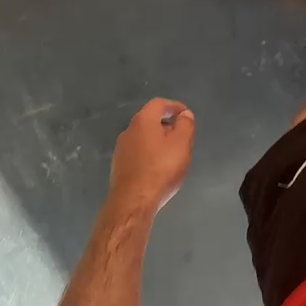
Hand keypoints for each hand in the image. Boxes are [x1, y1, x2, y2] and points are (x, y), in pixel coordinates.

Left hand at [108, 99, 195, 214]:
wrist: (133, 202)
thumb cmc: (160, 169)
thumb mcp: (182, 144)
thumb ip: (185, 125)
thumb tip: (184, 114)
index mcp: (143, 120)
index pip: (159, 103)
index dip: (174, 106)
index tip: (186, 115)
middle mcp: (129, 130)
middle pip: (149, 120)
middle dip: (166, 125)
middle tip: (181, 136)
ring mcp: (121, 149)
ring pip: (143, 138)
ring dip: (157, 141)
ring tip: (171, 154)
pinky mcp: (119, 167)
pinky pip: (137, 153)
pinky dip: (149, 155)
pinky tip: (157, 169)